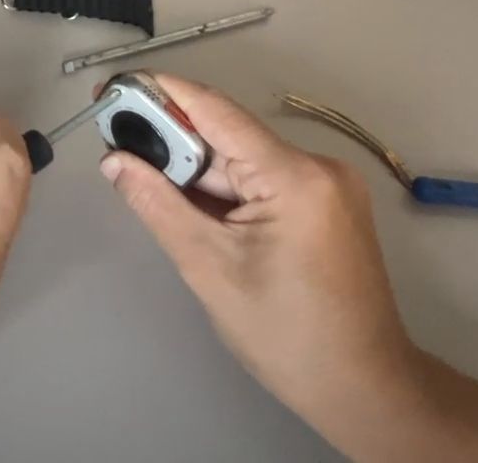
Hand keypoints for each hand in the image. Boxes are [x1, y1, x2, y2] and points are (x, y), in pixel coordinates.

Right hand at [98, 75, 420, 421]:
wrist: (365, 390)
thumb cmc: (285, 334)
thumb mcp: (207, 265)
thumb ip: (155, 202)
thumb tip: (112, 159)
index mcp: (294, 176)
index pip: (214, 110)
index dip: (158, 91)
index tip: (113, 87)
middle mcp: (316, 166)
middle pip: (224, 135)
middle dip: (168, 139)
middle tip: (115, 143)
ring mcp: (324, 184)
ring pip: (236, 158)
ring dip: (190, 168)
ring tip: (144, 179)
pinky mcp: (322, 202)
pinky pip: (255, 177)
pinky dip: (217, 187)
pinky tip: (187, 204)